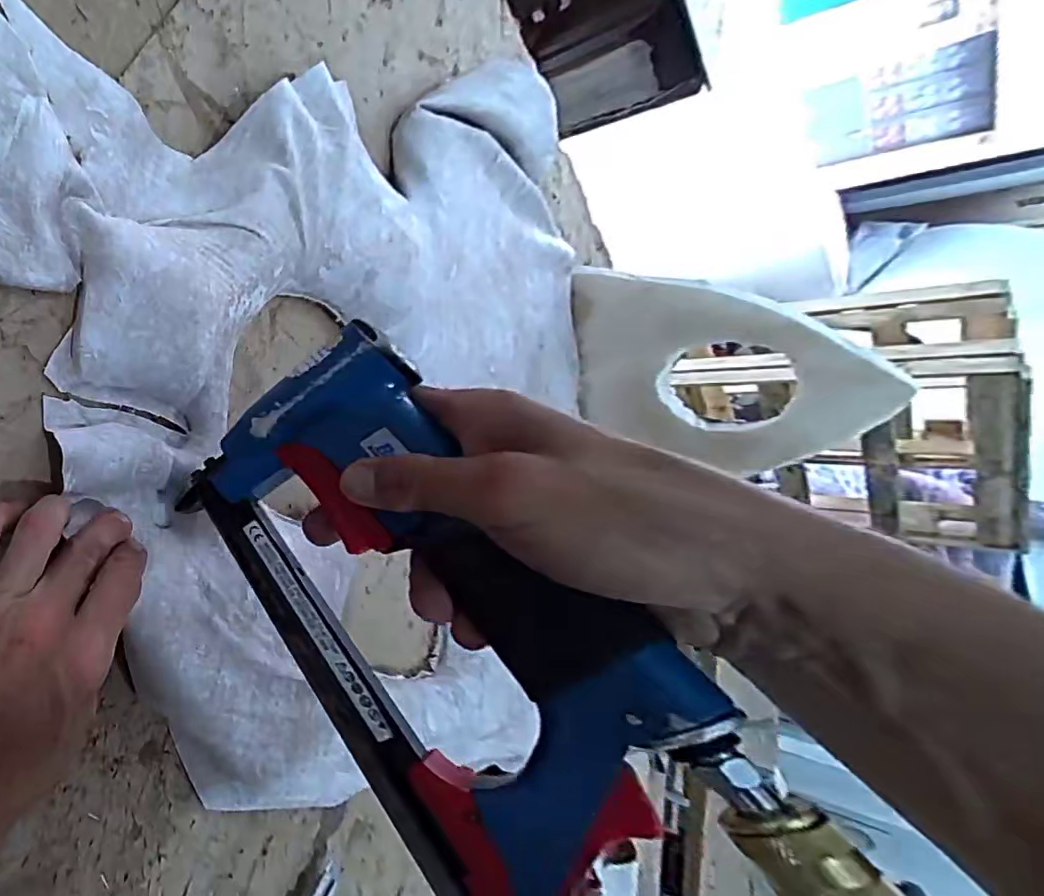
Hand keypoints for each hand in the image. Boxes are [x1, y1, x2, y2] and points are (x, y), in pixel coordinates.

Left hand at [0, 495, 145, 850]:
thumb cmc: (24, 758)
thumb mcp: (85, 713)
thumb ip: (99, 650)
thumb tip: (107, 595)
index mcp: (81, 657)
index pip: (120, 577)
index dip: (132, 556)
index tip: (132, 551)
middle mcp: (41, 621)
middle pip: (87, 546)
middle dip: (110, 525)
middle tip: (113, 522)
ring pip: (38, 526)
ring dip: (62, 508)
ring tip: (68, 509)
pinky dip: (4, 513)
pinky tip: (19, 512)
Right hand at [303, 387, 807, 649]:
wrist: (728, 573)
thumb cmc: (610, 511)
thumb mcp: (505, 492)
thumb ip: (421, 482)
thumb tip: (348, 473)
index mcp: (480, 418)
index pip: (396, 414)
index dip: (352, 441)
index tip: (315, 478)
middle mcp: (491, 453)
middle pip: (410, 479)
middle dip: (385, 522)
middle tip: (345, 552)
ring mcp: (514, 503)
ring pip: (442, 533)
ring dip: (433, 574)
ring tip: (448, 616)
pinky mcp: (536, 548)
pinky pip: (480, 567)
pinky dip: (471, 596)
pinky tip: (482, 628)